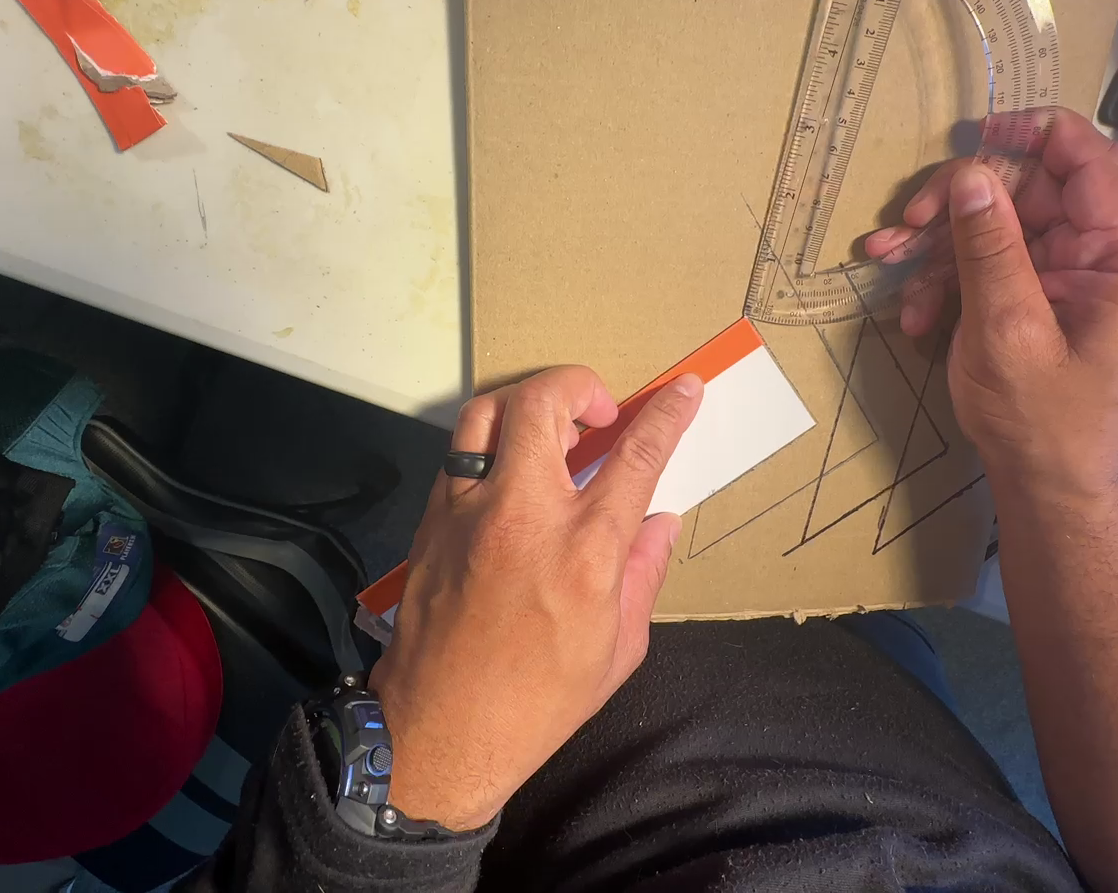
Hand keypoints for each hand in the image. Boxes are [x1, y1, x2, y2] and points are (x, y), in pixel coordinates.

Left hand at [369, 366, 703, 829]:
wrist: (440, 733)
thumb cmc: (541, 698)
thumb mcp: (620, 646)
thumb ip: (645, 571)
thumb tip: (659, 519)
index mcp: (586, 548)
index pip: (635, 455)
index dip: (666, 413)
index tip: (684, 388)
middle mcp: (524, 512)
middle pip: (544, 402)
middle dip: (579, 385)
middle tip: (598, 412)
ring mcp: (468, 509)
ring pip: (488, 411)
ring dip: (528, 403)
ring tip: (551, 431)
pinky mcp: (433, 519)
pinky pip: (461, 452)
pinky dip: (493, 444)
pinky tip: (510, 473)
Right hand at [865, 108, 1117, 497]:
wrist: (1046, 479)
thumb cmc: (1041, 417)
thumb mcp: (1008, 330)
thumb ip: (990, 248)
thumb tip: (968, 174)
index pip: (1093, 162)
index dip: (1032, 135)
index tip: (972, 135)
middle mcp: (1116, 254)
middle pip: (1032, 193)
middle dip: (959, 208)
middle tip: (903, 230)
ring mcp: (1079, 273)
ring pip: (1001, 225)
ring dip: (939, 247)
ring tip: (886, 264)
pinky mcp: (1047, 291)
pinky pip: (993, 262)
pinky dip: (948, 280)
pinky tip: (916, 313)